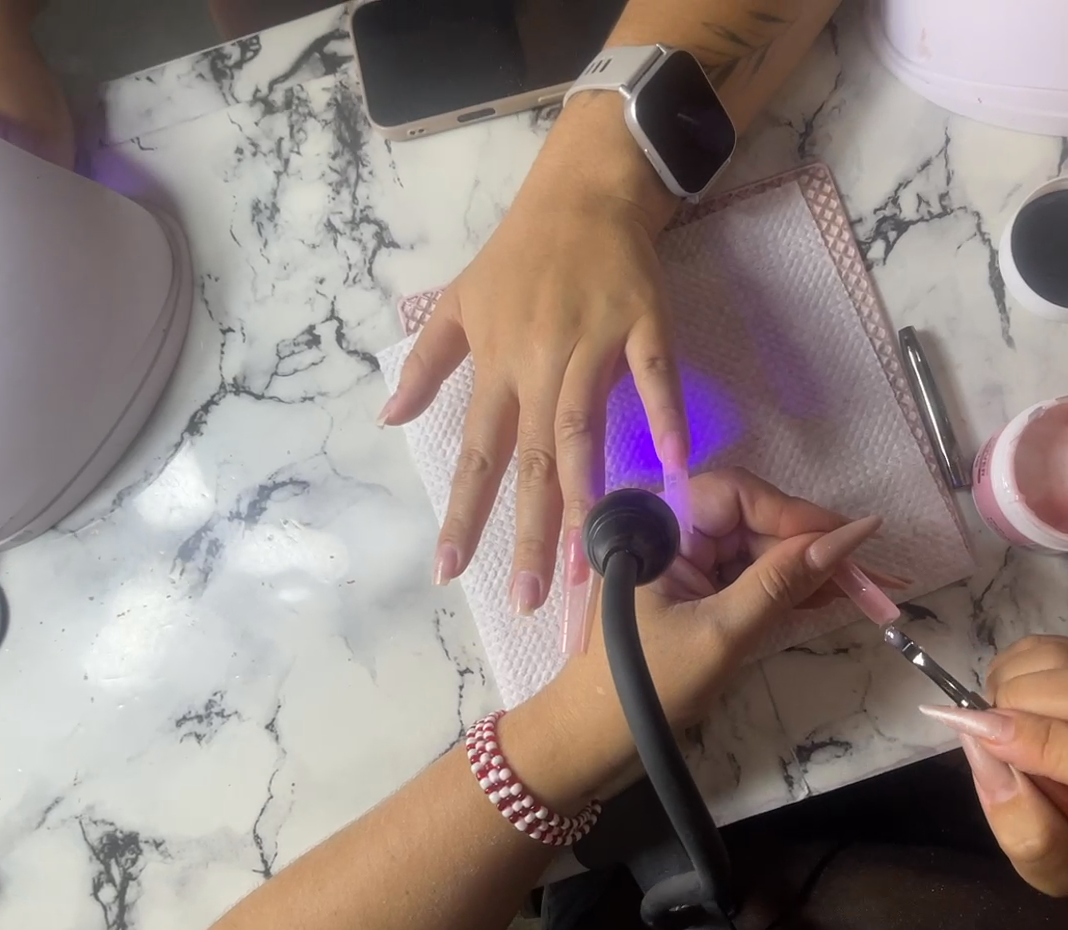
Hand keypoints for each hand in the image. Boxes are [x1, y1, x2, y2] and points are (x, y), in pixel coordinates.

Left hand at [379, 98, 686, 615]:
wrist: (581, 192)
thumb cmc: (521, 255)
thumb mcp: (457, 304)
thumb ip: (425, 364)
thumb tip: (389, 420)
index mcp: (497, 367)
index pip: (476, 455)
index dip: (463, 516)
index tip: (448, 574)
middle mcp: (537, 364)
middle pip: (530, 461)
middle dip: (527, 535)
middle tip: (531, 599)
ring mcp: (591, 344)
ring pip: (585, 430)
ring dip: (588, 499)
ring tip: (595, 565)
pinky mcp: (641, 323)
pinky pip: (655, 375)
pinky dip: (666, 417)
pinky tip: (678, 467)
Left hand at [535, 469, 895, 796]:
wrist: (595, 740)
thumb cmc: (646, 687)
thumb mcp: (722, 633)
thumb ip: (784, 581)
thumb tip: (855, 534)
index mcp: (658, 526)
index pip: (737, 494)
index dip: (796, 513)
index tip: (855, 539)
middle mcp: (671, 532)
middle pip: (753, 519)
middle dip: (810, 546)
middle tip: (870, 576)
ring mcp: (684, 562)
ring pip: (757, 548)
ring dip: (806, 569)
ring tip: (866, 589)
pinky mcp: (695, 589)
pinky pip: (748, 575)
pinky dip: (786, 588)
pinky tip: (829, 597)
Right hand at [925, 636, 1067, 896]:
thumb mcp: (1059, 875)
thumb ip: (1024, 830)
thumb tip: (982, 747)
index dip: (1044, 741)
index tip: (979, 733)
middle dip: (1024, 699)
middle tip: (982, 723)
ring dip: (1020, 677)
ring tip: (996, 710)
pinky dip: (1025, 661)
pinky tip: (1012, 692)